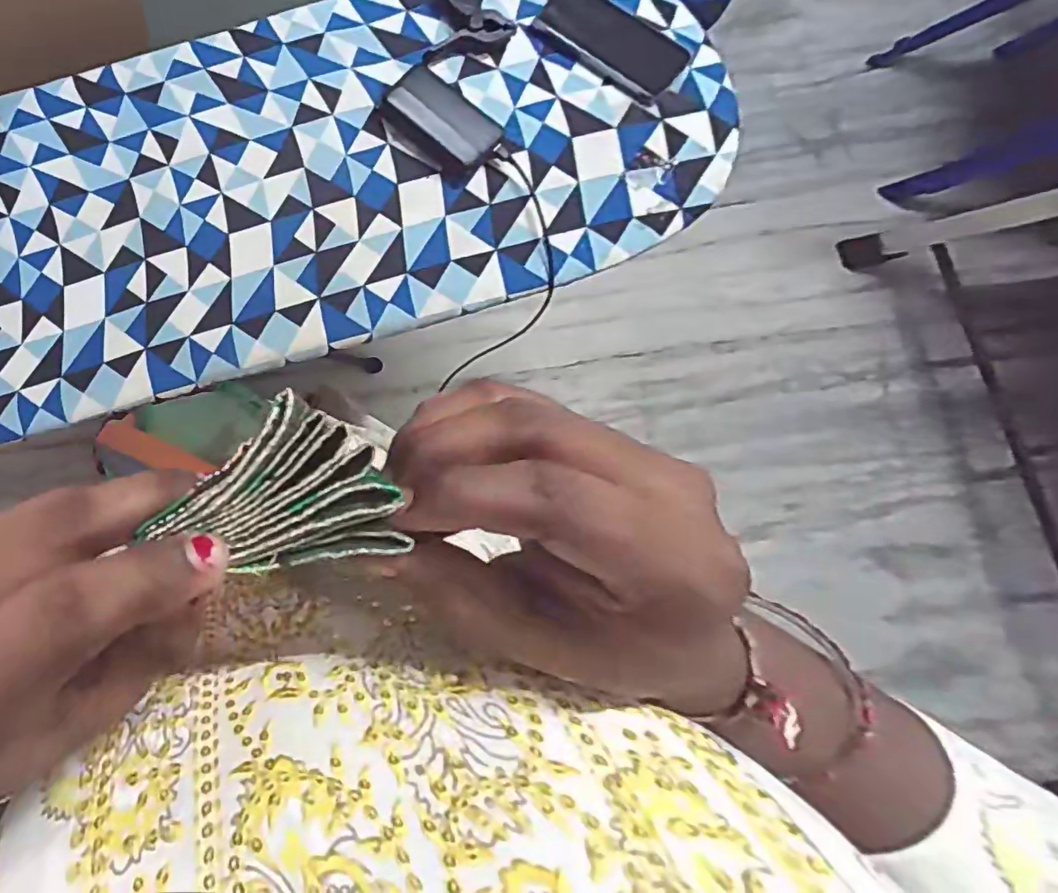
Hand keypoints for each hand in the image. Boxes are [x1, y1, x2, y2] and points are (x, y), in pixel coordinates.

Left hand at [0, 471, 227, 817]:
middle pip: (59, 526)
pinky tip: (119, 517)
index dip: (144, 574)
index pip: (68, 607)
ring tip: (174, 496)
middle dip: (144, 501)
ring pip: (55, 502)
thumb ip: (137, 655)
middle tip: (207, 491)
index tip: (215, 553)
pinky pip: (41, 506)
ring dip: (123, 495)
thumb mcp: (75, 727)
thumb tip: (197, 579)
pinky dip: (91, 507)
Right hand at [382, 379, 750, 712]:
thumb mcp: (531, 643)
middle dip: (437, 452)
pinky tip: (429, 452)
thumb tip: (373, 542)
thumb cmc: (613, 655)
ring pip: (513, 405)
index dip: (458, 492)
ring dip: (438, 429)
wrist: (684, 632)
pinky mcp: (596, 428)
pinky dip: (454, 418)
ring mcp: (631, 445)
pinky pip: (512, 401)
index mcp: (664, 556)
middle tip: (388, 491)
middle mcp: (660, 482)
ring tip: (401, 472)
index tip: (395, 516)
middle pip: (527, 429)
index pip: (551, 494)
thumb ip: (452, 589)